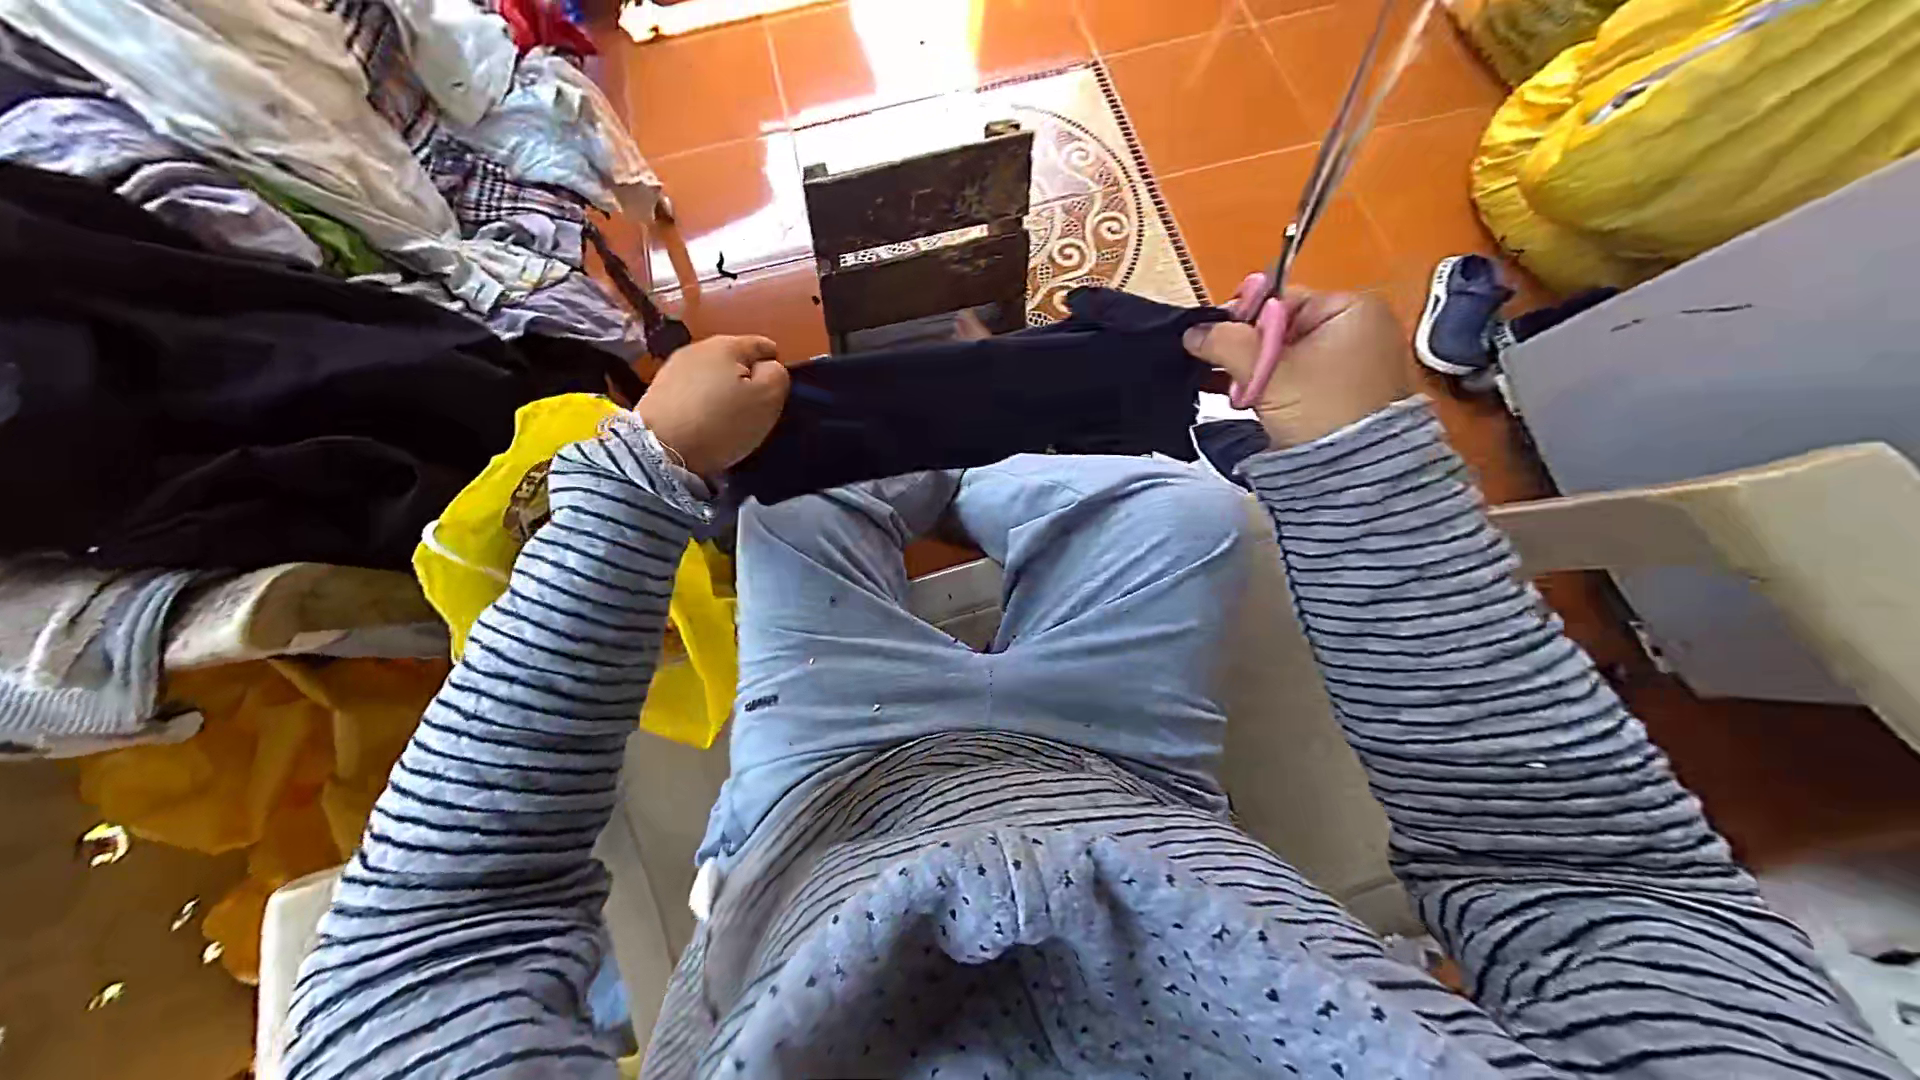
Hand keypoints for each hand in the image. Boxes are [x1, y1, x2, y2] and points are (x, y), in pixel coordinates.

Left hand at [635, 334, 803, 478]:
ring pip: (713, 376)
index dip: (775, 369)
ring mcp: (674, 367)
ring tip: (726, 420)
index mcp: (728, 344)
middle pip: (736, 361)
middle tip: (752, 411)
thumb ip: (777, 375)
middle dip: (747, 380)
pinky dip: (702, 404)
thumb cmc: (722, 422)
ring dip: (723, 392)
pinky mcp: (658, 390)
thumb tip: (769, 367)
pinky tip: (703, 423)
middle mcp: (698, 347)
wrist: (660, 448)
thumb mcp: (768, 399)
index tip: (774, 396)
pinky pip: (693, 392)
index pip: (764, 346)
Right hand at [1183, 289, 1410, 447]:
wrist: (1354, 472)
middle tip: (1228, 375)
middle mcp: (1352, 328)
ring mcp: (1344, 362)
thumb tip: (1192, 330)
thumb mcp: (1267, 370)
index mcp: (1348, 308)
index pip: (1279, 299)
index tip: (1216, 344)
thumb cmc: (1318, 408)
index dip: (1242, 319)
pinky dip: (1265, 386)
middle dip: (1245, 352)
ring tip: (1237, 393)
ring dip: (1251, 373)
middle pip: (1276, 328)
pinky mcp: (1333, 390)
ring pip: (1279, 355)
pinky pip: (1289, 377)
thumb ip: (1225, 343)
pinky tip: (1242, 399)